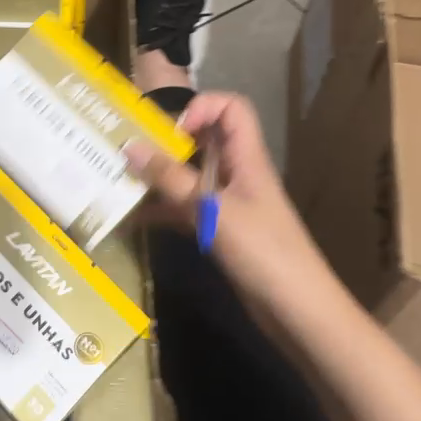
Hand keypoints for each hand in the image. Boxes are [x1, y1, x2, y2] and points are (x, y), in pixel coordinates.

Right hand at [127, 92, 320, 275]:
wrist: (299, 313)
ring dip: (159, 176)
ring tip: (121, 179)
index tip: (169, 131)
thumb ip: (171, 180)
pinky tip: (132, 218)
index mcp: (246, 158)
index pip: (231, 108)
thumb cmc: (263, 253)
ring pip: (190, 175)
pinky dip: (161, 210)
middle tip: (129, 150)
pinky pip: (185, 209)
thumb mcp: (213, 212)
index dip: (200, 108)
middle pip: (204, 139)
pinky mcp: (220, 231)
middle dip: (167, 140)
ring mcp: (228, 204)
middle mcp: (237, 173)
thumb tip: (130, 146)